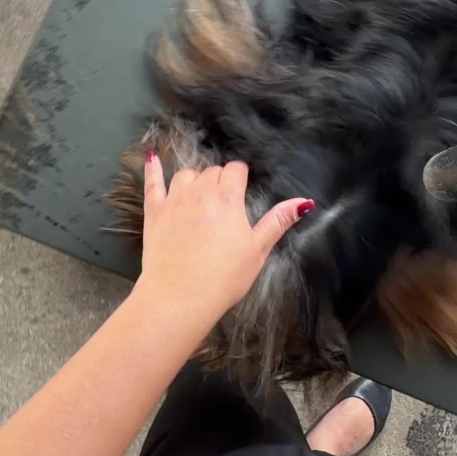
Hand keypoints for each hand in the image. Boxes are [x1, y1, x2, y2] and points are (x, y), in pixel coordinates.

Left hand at [133, 154, 311, 324]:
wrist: (180, 296)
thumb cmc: (223, 276)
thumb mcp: (258, 250)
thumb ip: (278, 221)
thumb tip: (304, 202)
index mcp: (228, 198)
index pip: (236, 169)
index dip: (241, 177)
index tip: (243, 188)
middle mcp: (200, 191)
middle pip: (212, 171)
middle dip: (220, 180)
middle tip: (225, 203)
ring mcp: (174, 200)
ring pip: (186, 174)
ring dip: (195, 179)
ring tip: (200, 194)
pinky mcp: (155, 212)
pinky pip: (152, 183)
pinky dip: (153, 169)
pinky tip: (152, 158)